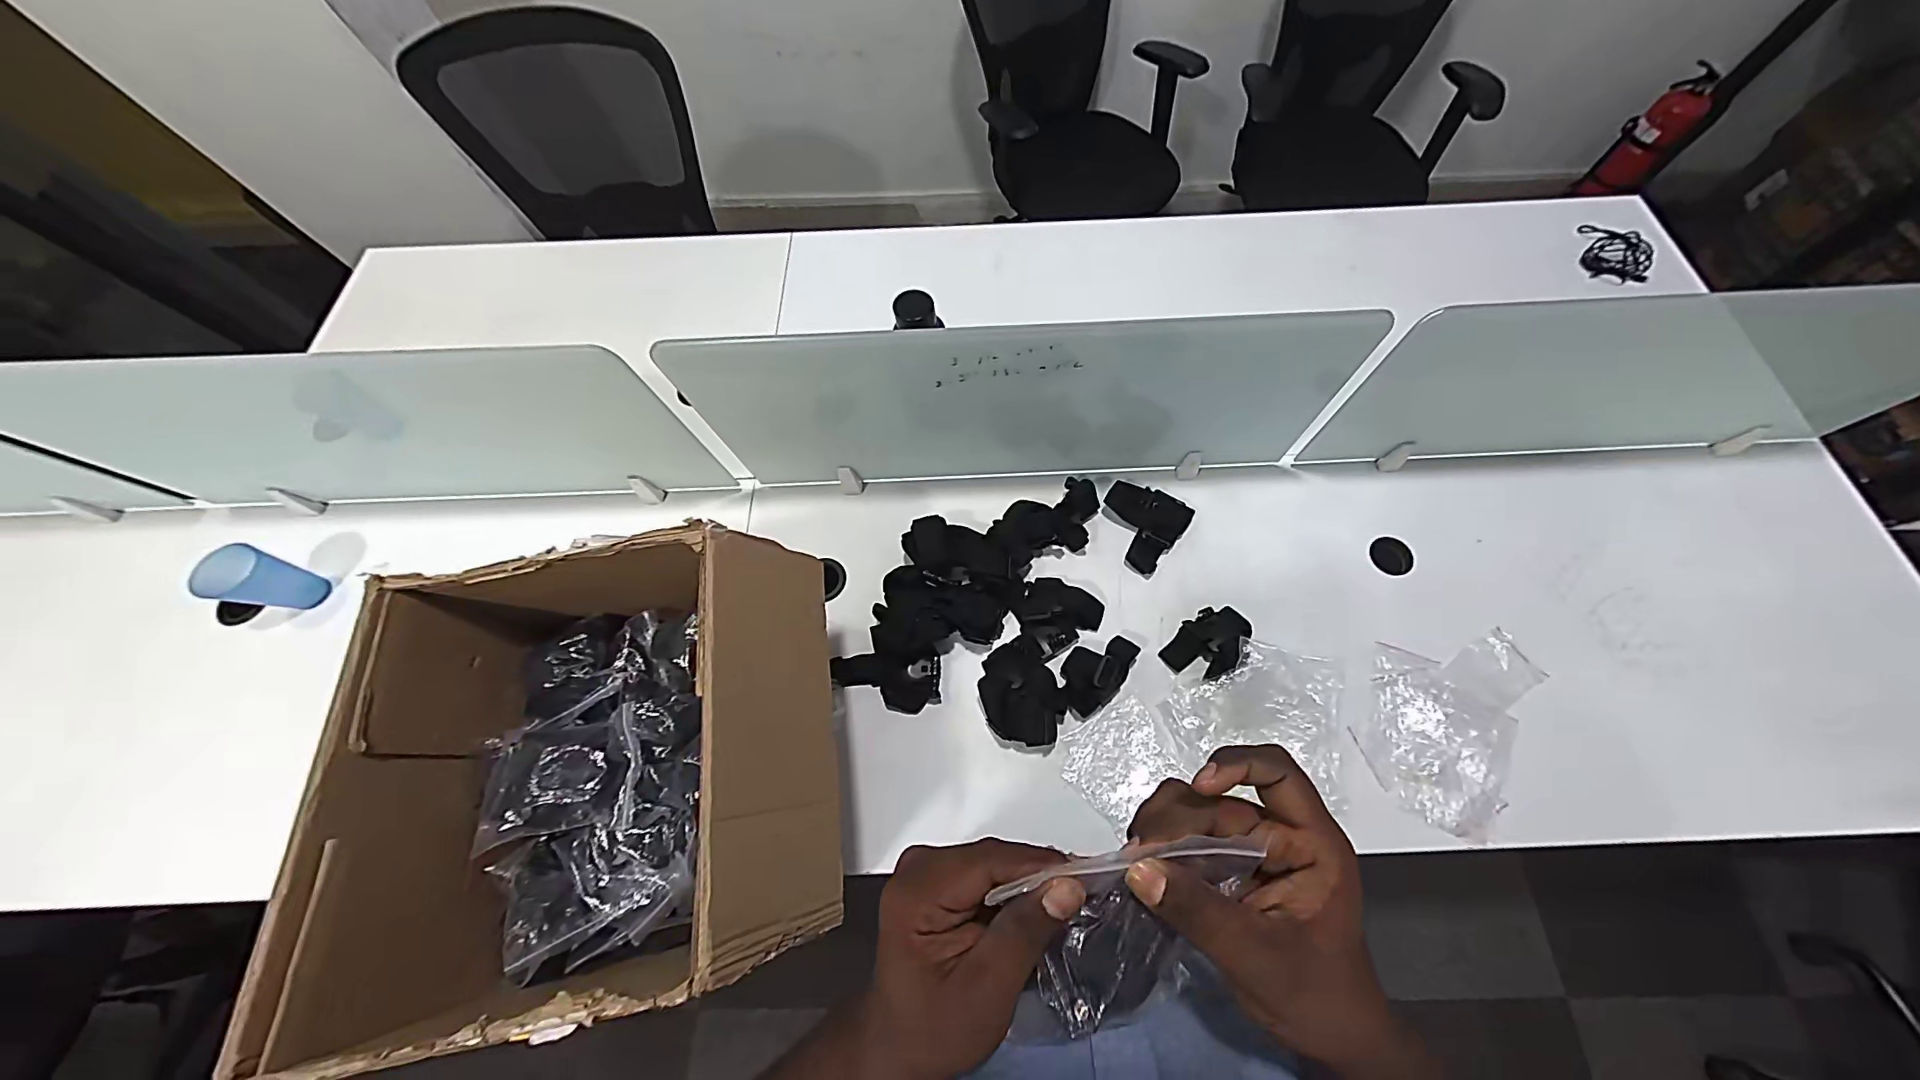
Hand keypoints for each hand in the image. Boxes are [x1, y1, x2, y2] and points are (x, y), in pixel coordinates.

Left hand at [763, 839, 1085, 1079]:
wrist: (899, 1046)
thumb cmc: (933, 1027)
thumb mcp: (987, 988)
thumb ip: (1025, 932)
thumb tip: (1066, 886)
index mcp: (917, 890)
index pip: (990, 861)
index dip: (1041, 866)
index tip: (1085, 878)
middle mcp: (917, 868)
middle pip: (992, 857)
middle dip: (1038, 875)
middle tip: (1080, 895)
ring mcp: (925, 870)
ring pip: (993, 862)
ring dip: (1028, 882)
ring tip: (1064, 903)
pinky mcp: (936, 879)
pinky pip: (985, 872)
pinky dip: (1013, 889)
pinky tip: (1034, 909)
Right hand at [1125, 746, 1438, 1079]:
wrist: (1329, 1040)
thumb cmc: (1316, 999)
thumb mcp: (1258, 958)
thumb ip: (1200, 912)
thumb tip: (1140, 870)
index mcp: (1311, 844)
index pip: (1279, 774)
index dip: (1238, 765)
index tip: (1200, 785)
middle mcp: (1279, 836)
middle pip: (1219, 797)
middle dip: (1176, 816)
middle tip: (1141, 849)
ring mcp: (1250, 850)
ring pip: (1196, 812)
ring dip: (1162, 826)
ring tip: (1138, 855)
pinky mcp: (1226, 868)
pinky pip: (1187, 840)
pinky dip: (1161, 847)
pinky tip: (1143, 865)